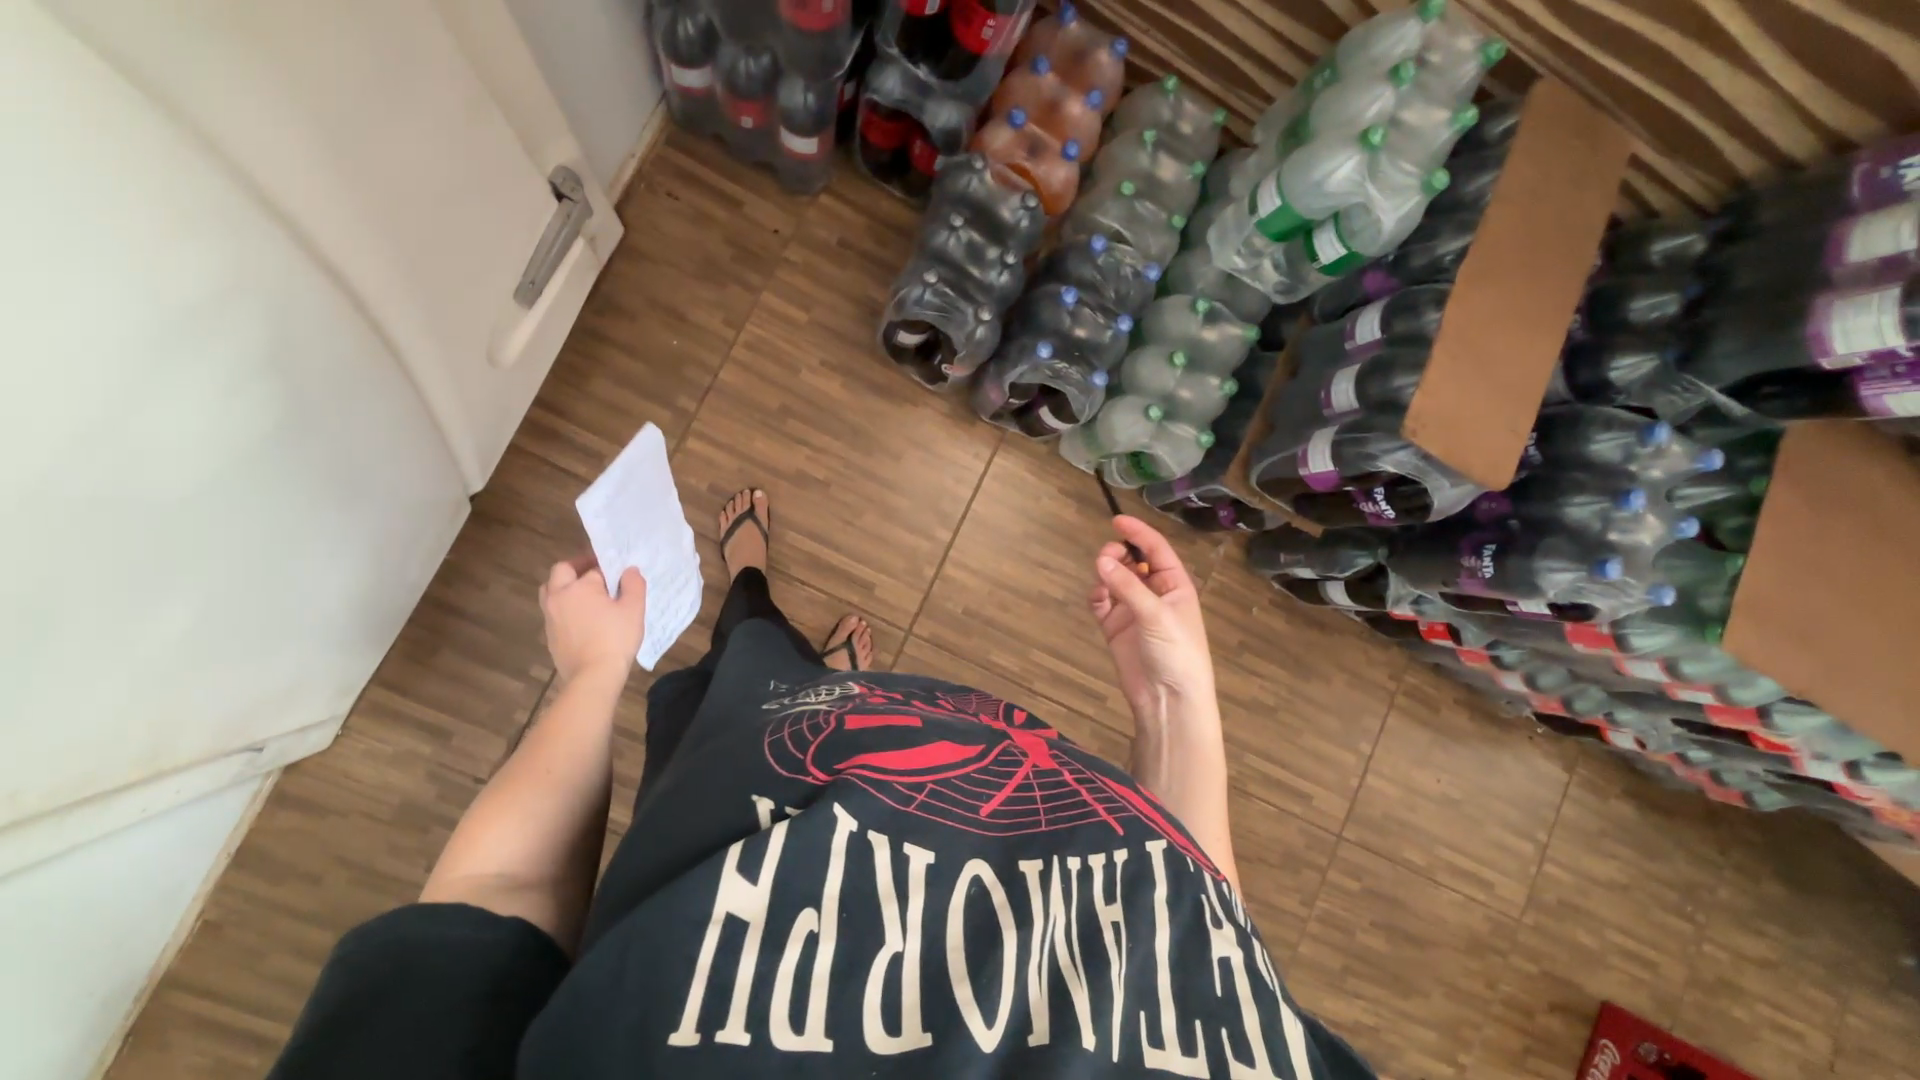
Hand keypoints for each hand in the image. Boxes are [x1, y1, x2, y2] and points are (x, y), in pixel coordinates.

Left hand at [539, 555, 646, 685]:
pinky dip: (563, 607)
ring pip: (551, 590)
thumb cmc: (616, 638)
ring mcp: (550, 615)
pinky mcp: (549, 633)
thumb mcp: (634, 609)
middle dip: (577, 567)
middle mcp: (559, 596)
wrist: (593, 675)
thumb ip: (633, 585)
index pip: (594, 568)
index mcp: (580, 586)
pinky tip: (581, 618)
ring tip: (584, 594)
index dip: (608, 569)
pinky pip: (553, 611)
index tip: (619, 574)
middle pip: (561, 570)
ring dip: (564, 586)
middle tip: (595, 573)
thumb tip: (629, 570)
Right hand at [1087, 516, 1215, 721]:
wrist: (1168, 700)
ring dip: (1106, 574)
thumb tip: (1100, 559)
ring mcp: (1134, 611)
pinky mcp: (1116, 628)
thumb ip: (1127, 586)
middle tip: (1106, 558)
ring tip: (1101, 579)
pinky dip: (1096, 595)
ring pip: (1115, 580)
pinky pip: (1102, 602)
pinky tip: (1096, 596)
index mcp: (1175, 586)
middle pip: (1133, 562)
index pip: (1156, 550)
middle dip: (1118, 555)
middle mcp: (1154, 594)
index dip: (1138, 533)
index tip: (1116, 520)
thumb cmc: (1176, 652)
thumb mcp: (1156, 615)